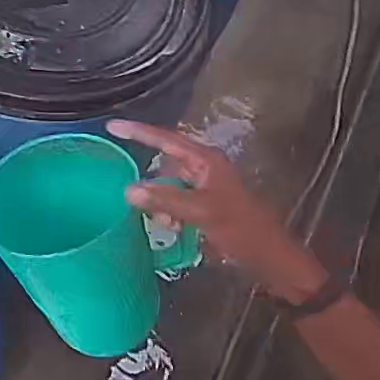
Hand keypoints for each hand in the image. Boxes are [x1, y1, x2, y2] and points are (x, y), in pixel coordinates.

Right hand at [107, 120, 328, 303]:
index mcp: (205, 159)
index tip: (112, 126)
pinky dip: (169, 213)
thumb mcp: (200, 211)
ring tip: (165, 222)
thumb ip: (165, 199)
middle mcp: (203, 167)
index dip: (138, 131)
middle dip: (151, 182)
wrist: (266, 254)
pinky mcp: (204, 205)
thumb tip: (129, 189)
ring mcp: (204, 186)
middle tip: (136, 199)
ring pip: (169, 186)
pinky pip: (176, 202)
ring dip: (161, 202)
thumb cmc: (239, 227)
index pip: (166, 139)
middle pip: (165, 164)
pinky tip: (173, 228)